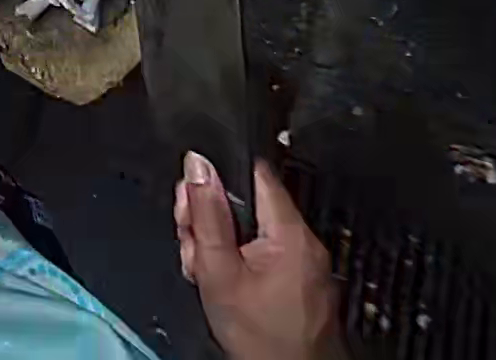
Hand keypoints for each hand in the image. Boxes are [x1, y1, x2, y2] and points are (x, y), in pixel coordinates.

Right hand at [175, 154, 344, 359]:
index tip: (191, 193)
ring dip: (213, 238)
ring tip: (203, 267)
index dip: (216, 174)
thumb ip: (205, 211)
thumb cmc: (257, 333)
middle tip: (191, 240)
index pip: (254, 173)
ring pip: (243, 227)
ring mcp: (303, 264)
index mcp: (290, 235)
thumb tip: (197, 162)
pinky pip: (256, 249)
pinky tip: (217, 277)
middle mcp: (303, 244)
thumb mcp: (216, 265)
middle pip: (243, 202)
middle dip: (205, 213)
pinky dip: (230, 256)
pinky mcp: (297, 280)